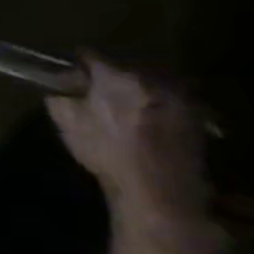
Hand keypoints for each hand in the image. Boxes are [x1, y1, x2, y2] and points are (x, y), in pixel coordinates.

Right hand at [47, 57, 206, 230]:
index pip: (89, 56)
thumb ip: (58, 97)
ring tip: (126, 111)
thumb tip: (57, 86)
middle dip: (110, 78)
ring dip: (135, 92)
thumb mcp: (68, 124)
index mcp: (116, 76)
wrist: (160, 197)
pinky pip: (169, 101)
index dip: (78, 66)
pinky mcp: (196, 120)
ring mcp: (177, 98)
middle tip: (99, 94)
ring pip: (147, 83)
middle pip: (122, 67)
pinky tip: (148, 127)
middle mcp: (149, 78)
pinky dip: (156, 108)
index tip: (72, 77)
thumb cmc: (108, 156)